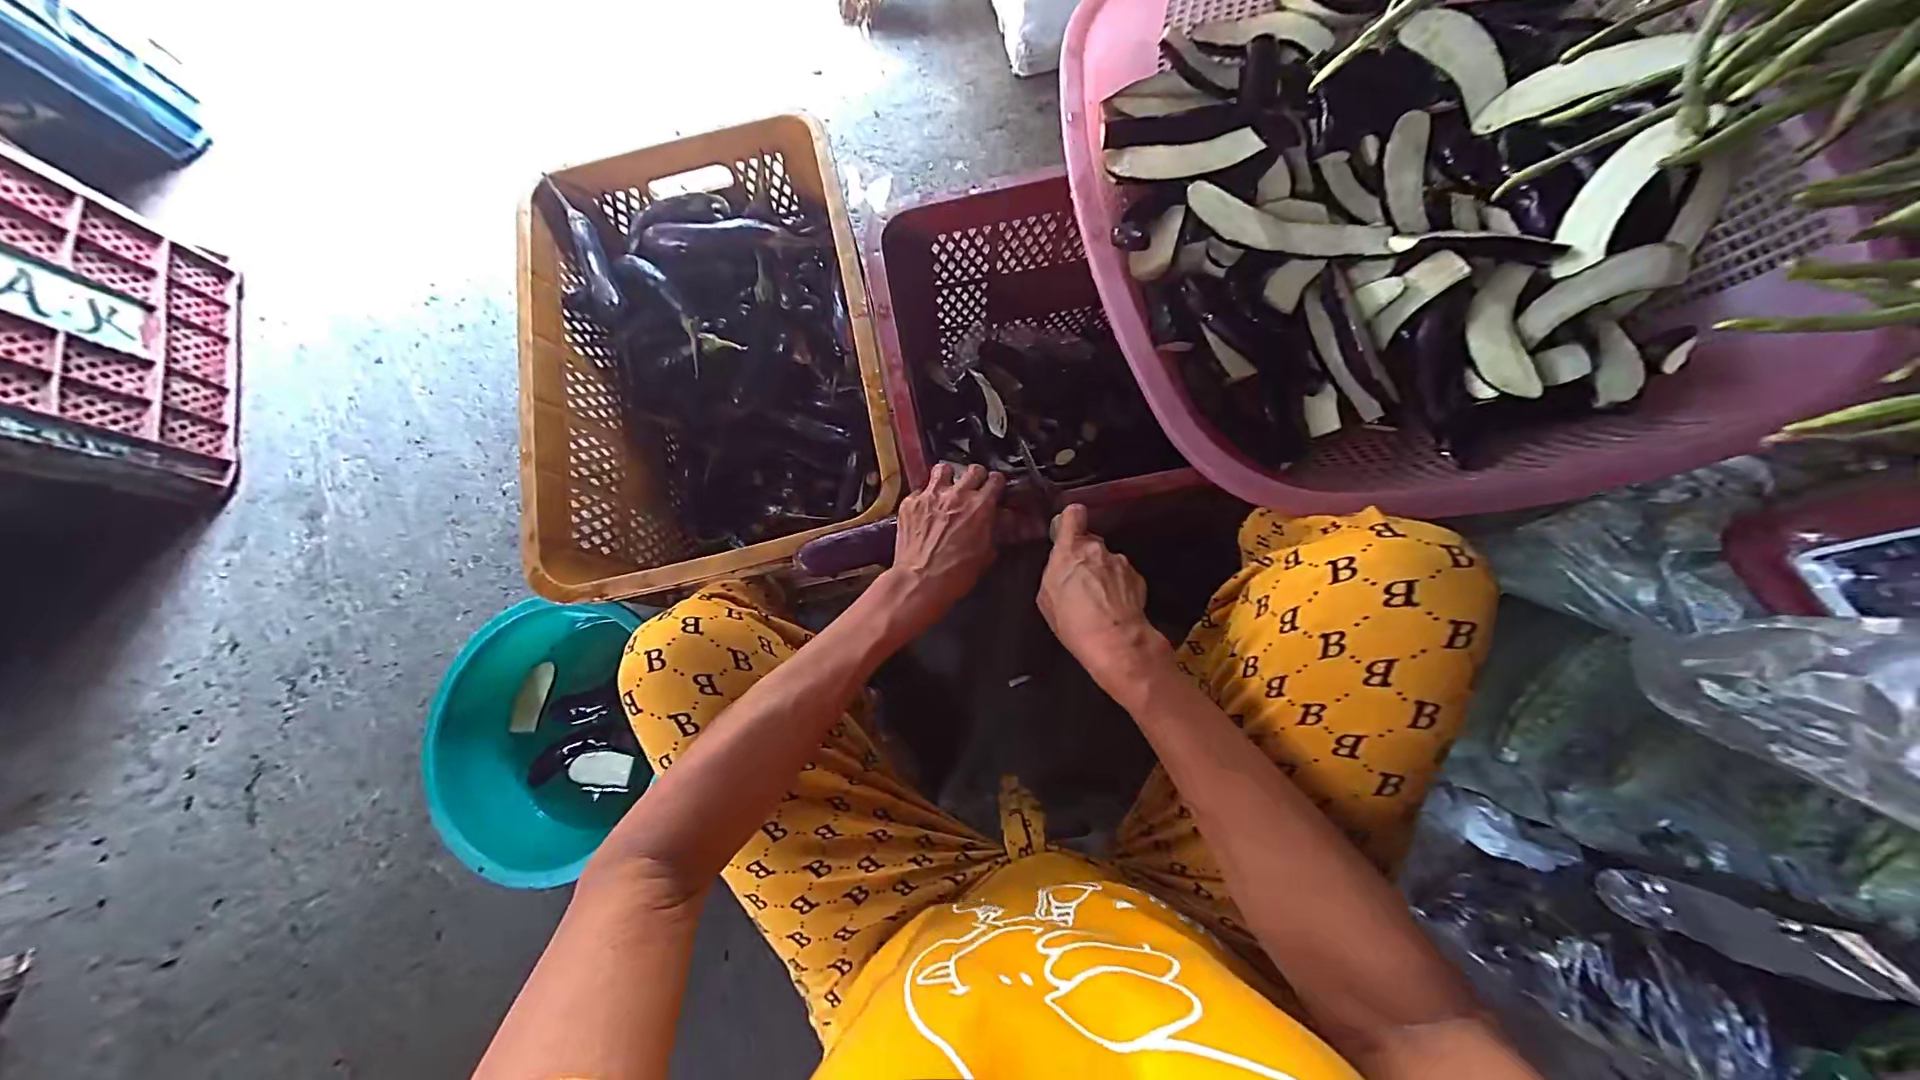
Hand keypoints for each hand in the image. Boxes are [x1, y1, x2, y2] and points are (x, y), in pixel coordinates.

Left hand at [881, 463, 1005, 629]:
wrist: (919, 581)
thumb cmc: (955, 574)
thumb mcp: (985, 555)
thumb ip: (992, 532)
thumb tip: (994, 524)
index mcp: (980, 507)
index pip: (995, 479)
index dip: (996, 483)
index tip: (994, 488)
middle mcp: (956, 495)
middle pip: (973, 469)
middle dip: (975, 477)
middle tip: (973, 487)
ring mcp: (930, 496)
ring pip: (943, 469)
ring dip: (948, 477)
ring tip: (947, 488)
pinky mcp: (910, 503)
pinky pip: (920, 490)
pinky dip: (925, 497)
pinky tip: (925, 509)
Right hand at [1037, 504, 1169, 698]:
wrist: (1114, 640)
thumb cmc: (1075, 623)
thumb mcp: (1046, 598)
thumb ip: (1053, 572)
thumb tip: (1059, 567)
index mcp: (1068, 551)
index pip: (1072, 516)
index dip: (1071, 519)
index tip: (1070, 522)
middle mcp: (1095, 549)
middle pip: (1089, 543)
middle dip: (1085, 557)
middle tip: (1080, 582)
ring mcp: (1118, 561)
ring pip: (1107, 560)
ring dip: (1102, 574)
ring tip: (1097, 601)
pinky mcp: (1136, 576)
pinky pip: (1123, 575)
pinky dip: (1118, 586)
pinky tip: (1112, 606)